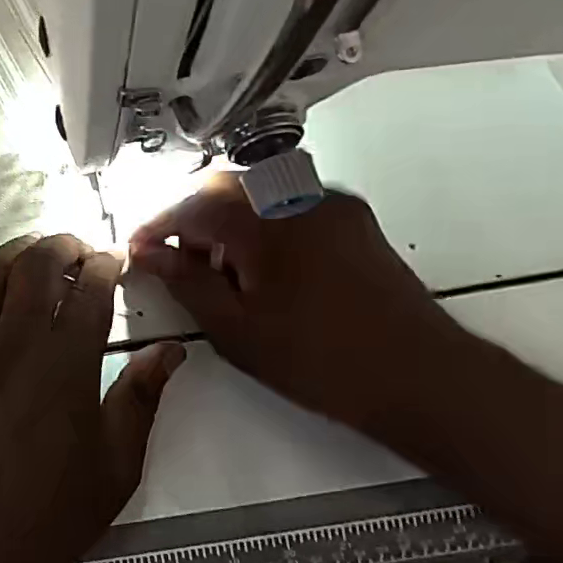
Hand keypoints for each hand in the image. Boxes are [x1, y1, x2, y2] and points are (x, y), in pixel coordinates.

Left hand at [0, 234, 185, 562]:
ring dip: (16, 249)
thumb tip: (172, 352)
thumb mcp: (115, 468)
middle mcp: (18, 342)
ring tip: (37, 250)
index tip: (117, 258)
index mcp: (67, 364)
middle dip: (63, 246)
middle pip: (38, 266)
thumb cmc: (46, 515)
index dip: (106, 266)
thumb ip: (141, 401)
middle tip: (82, 250)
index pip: (90, 291)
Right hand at [127, 173, 456, 425]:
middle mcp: (300, 198)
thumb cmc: (323, 361)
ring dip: (224, 216)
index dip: (158, 225)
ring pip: (258, 190)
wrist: (423, 377)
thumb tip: (150, 254)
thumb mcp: (238, 330)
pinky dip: (259, 221)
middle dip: (189, 214)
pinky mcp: (353, 219)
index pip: (193, 206)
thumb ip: (188, 283)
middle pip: (225, 185)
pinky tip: (258, 264)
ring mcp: (332, 205)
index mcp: (267, 223)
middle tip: (172, 255)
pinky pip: (289, 202)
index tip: (139, 248)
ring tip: (215, 265)